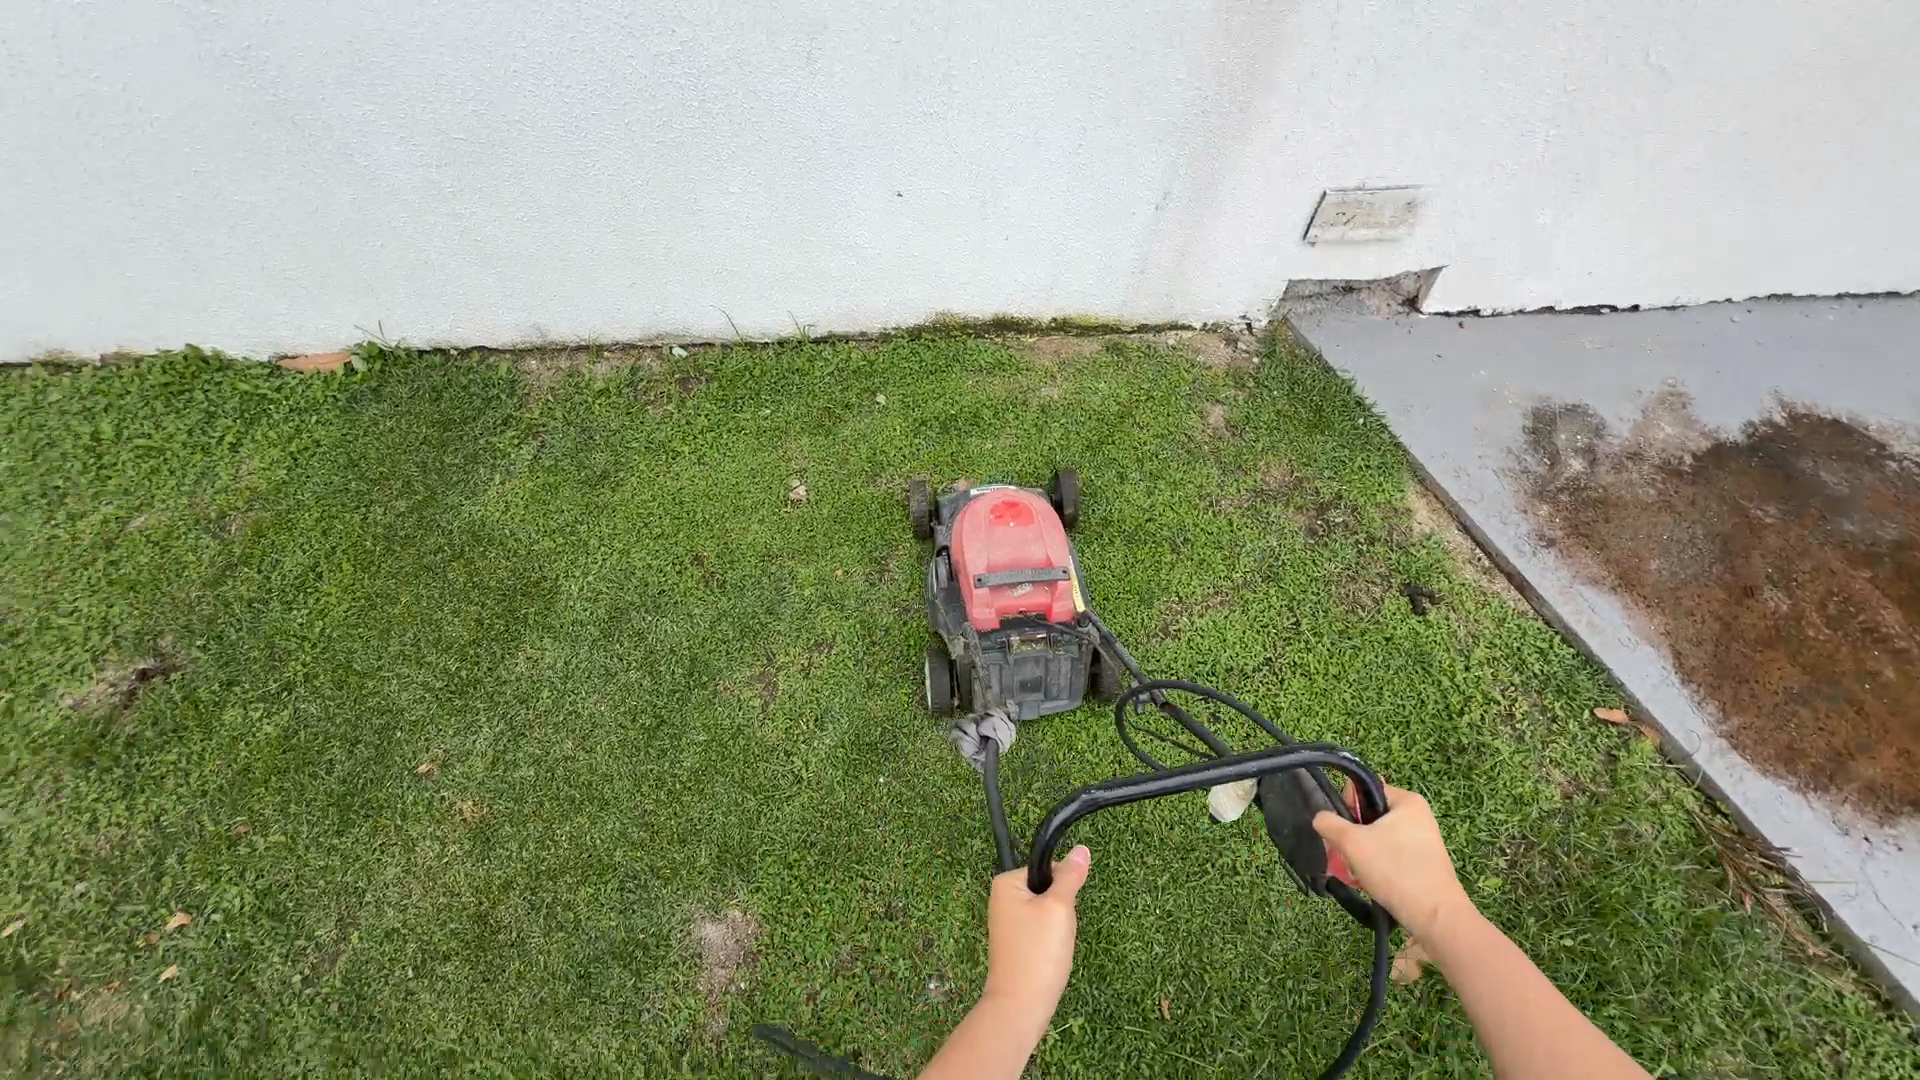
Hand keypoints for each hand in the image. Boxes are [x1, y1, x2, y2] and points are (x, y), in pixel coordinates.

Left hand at [982, 845, 1090, 1014]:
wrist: (1020, 1006)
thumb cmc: (1039, 952)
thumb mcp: (1060, 908)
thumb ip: (1070, 876)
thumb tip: (1081, 848)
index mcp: (1006, 882)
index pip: (1048, 869)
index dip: (1064, 888)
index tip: (1062, 913)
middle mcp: (1001, 898)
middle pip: (1047, 891)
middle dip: (1061, 911)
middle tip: (1057, 934)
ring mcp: (1006, 922)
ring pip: (1047, 913)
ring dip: (1058, 929)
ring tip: (1054, 949)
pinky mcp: (1014, 943)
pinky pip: (1040, 932)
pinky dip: (1050, 943)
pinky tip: (1049, 959)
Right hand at [1313, 784, 1471, 937]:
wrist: (1436, 918)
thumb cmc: (1395, 870)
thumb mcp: (1351, 842)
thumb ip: (1328, 822)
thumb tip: (1321, 818)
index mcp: (1407, 801)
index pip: (1363, 790)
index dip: (1347, 808)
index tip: (1345, 831)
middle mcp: (1419, 816)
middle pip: (1369, 816)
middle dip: (1353, 836)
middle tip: (1349, 856)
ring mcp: (1424, 841)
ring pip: (1377, 838)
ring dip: (1362, 853)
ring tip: (1359, 872)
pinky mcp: (1424, 863)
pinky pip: (1391, 854)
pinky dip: (1378, 865)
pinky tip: (1372, 881)